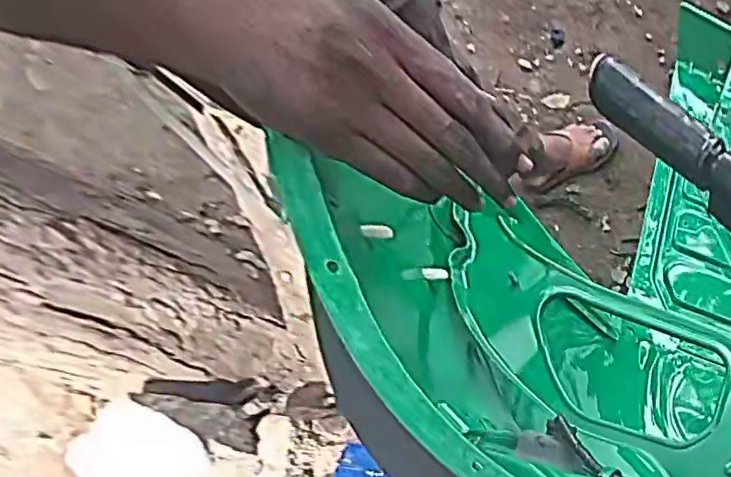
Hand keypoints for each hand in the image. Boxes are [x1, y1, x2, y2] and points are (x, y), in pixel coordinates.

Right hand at [173, 0, 530, 207]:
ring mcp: (353, 107)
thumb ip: (411, 59)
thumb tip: (463, 107)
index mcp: (390, 39)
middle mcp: (377, 73)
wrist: (213, 11)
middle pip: (453, 138)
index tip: (517, 160)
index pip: (464, 98)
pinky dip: (421, 190)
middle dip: (488, 174)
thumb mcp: (362, 15)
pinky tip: (436, 197)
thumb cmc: (296, 12)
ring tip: (478, 203)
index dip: (498, 137)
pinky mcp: (330, 136)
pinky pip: (391, 175)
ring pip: (427, 162)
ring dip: (459, 189)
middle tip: (508, 197)